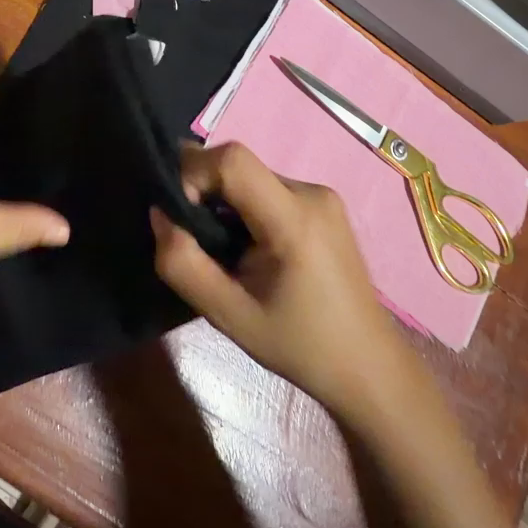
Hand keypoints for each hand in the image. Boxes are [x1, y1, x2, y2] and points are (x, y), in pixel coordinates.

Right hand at [151, 143, 400, 409]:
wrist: (368, 367)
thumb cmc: (299, 345)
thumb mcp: (228, 315)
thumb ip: (183, 264)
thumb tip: (159, 215)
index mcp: (295, 219)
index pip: (232, 159)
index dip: (193, 173)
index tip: (181, 216)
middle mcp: (312, 193)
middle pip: (238, 166)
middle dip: (204, 192)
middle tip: (194, 239)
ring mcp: (322, 196)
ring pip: (250, 177)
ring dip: (223, 202)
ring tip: (223, 251)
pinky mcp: (323, 206)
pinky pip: (266, 188)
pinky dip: (243, 208)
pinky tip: (248, 249)